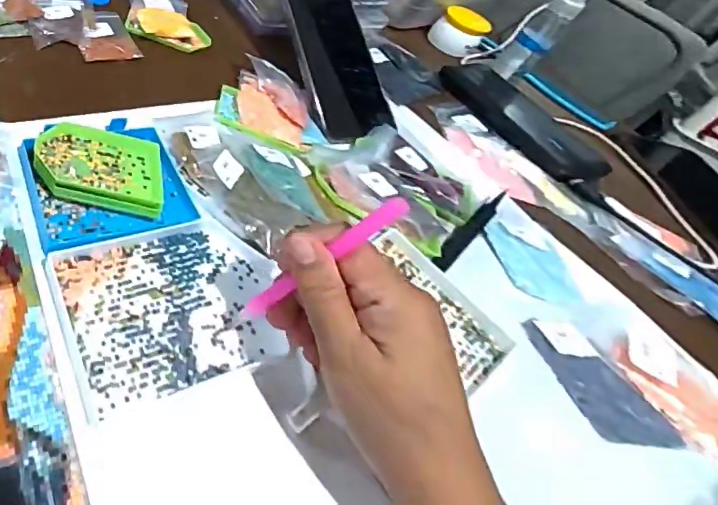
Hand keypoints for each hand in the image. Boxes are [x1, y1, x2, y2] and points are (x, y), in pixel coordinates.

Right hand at [267, 229, 500, 504]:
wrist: (439, 486)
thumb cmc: (388, 418)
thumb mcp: (344, 351)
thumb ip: (320, 290)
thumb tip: (298, 238)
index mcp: (396, 293)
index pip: (344, 240)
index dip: (306, 248)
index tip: (278, 277)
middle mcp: (405, 298)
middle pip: (343, 267)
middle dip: (305, 284)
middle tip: (278, 319)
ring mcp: (407, 322)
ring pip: (347, 292)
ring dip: (314, 308)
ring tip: (297, 341)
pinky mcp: (403, 343)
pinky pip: (360, 316)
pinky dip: (333, 327)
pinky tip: (319, 352)